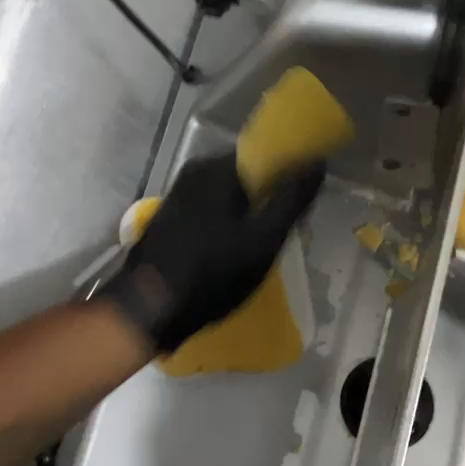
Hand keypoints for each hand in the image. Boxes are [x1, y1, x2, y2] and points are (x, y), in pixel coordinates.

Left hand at [101, 151, 324, 351]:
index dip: (290, 175)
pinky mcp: (169, 218)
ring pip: (228, 196)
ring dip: (249, 215)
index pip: (267, 155)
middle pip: (247, 176)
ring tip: (261, 247)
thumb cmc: (211, 274)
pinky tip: (233, 253)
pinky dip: (227, 225)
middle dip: (270, 197)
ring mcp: (177, 195)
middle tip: (286, 231)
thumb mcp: (263, 241)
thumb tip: (318, 162)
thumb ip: (292, 200)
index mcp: (216, 168)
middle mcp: (194, 172)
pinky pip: (210, 211)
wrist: (146, 310)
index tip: (304, 203)